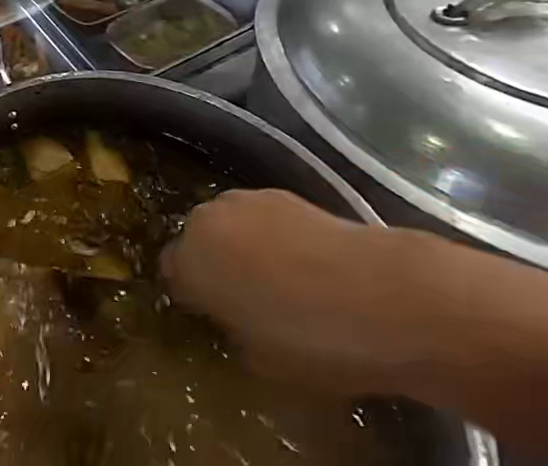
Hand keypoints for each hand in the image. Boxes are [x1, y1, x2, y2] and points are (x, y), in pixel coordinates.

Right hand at [160, 189, 455, 396]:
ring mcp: (248, 198)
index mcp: (189, 259)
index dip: (190, 295)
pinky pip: (261, 215)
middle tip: (239, 295)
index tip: (210, 314)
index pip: (171, 272)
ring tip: (274, 274)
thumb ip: (231, 325)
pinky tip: (300, 259)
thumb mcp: (255, 356)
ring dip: (240, 241)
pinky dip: (270, 232)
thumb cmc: (306, 339)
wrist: (376, 293)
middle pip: (198, 237)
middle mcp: (209, 217)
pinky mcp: (285, 191)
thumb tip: (236, 313)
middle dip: (212, 261)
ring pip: (230, 221)